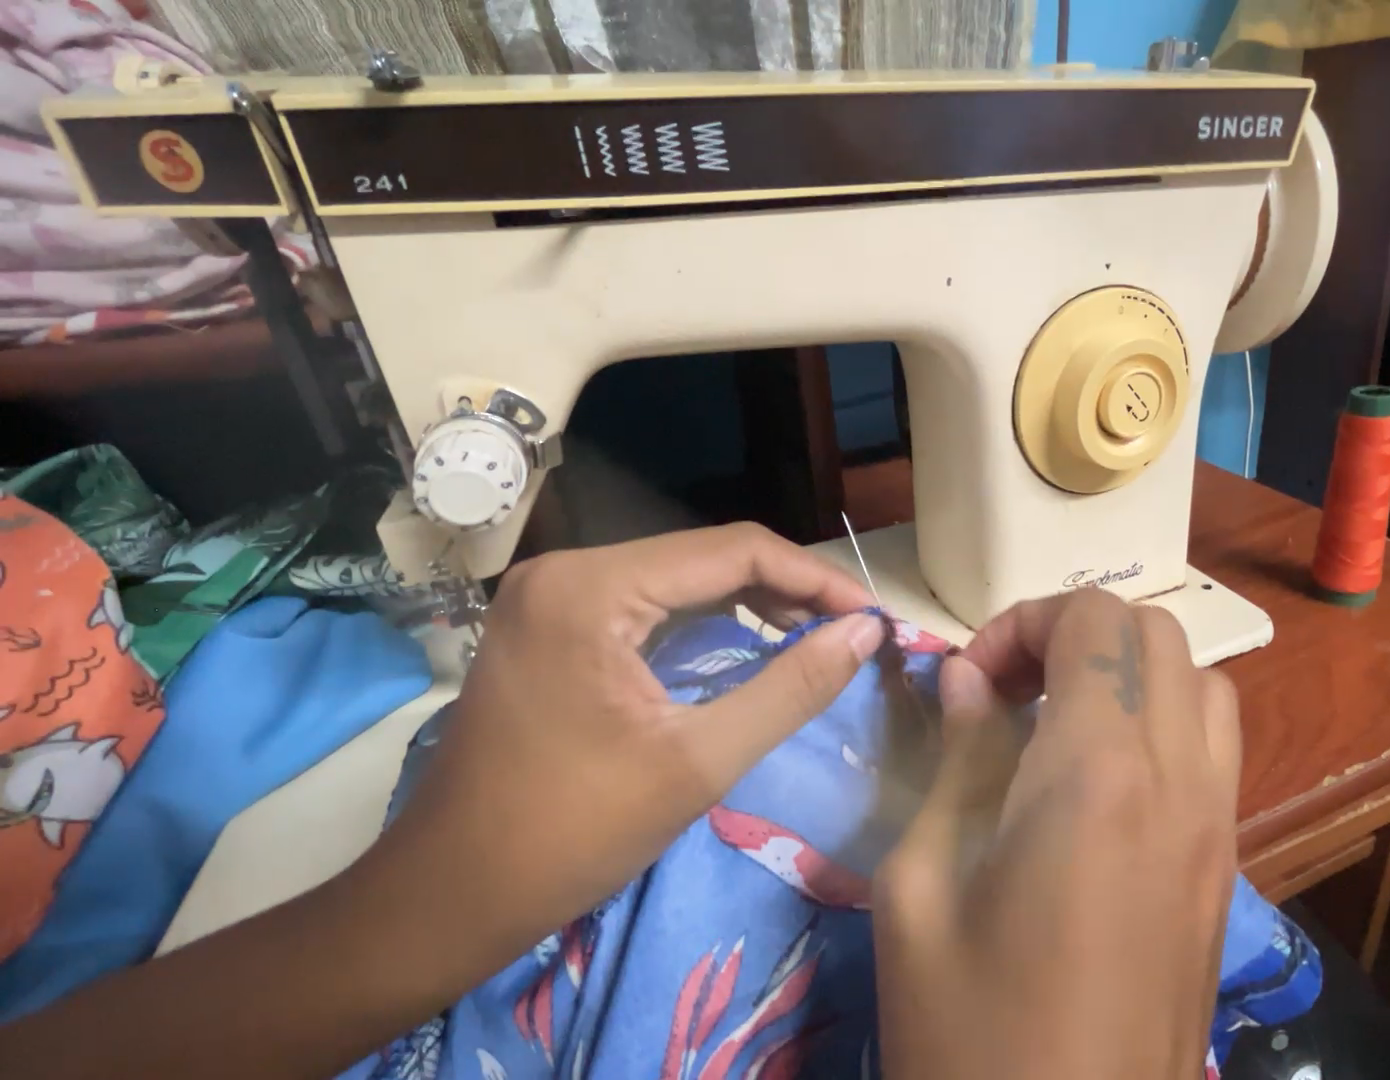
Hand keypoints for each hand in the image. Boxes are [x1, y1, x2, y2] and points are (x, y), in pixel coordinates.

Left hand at [359, 524, 884, 964]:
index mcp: (592, 587)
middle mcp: (569, 570)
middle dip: (789, 590)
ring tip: (817, 636)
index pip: (734, 550)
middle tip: (852, 630)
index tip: (873, 617)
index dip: (816, 578)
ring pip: (683, 578)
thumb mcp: (698, 762)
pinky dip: (710, 621)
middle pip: (708, 557)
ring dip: (754, 602)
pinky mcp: (555, 623)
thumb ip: (791, 688)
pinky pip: (652, 603)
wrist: (445, 899)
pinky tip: (753, 642)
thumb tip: (865, 631)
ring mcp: (556, 594)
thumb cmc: (570, 834)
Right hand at [873, 589, 1242, 1079]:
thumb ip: (956, 757)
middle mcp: (1177, 777)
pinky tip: (1102, 778)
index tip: (968, 679)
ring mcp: (1217, 822)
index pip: (1092, 618)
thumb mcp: (922, 884)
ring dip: (1129, 670)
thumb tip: (965, 676)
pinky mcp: (1227, 865)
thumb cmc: (969, 1030)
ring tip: (1060, 722)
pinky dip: (1163, 718)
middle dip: (1073, 633)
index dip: (1021, 621)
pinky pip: (1214, 744)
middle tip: (1007, 691)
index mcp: (1096, 771)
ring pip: (1200, 680)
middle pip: (1154, 631)